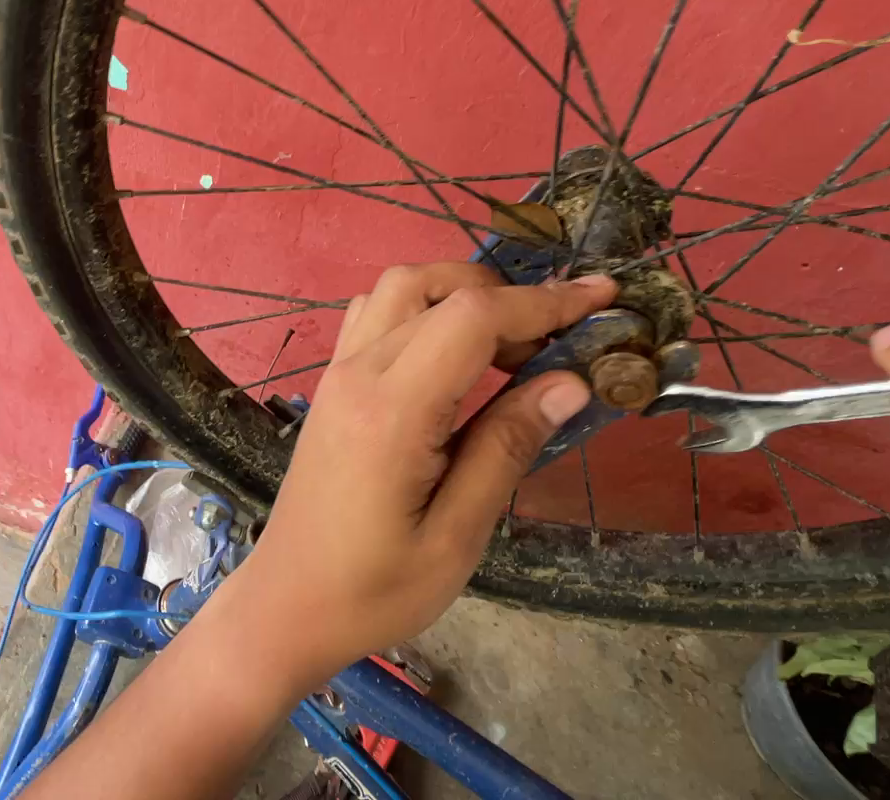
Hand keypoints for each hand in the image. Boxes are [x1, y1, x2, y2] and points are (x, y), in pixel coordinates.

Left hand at [201, 262, 616, 694]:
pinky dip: (421, 310)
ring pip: (398, 290)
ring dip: (456, 295)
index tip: (600, 297)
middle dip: (503, 295)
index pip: (471, 319)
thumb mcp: (457, 536)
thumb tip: (568, 381)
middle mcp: (357, 373)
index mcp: (391, 412)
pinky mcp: (332, 384)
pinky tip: (449, 358)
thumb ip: (507, 447)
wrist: (289, 601)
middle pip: (432, 287)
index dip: (541, 302)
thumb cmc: (375, 588)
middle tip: (549, 344)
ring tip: (503, 347)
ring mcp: (337, 373)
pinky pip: (374, 315)